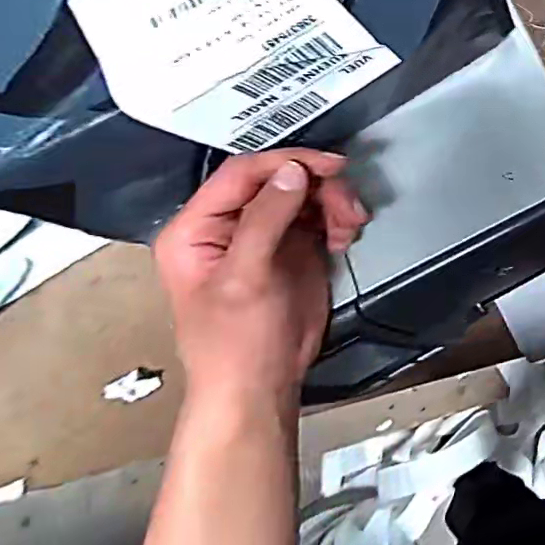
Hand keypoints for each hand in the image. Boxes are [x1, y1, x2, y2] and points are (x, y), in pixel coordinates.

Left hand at [152, 149, 370, 408]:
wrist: (262, 381)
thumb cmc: (235, 344)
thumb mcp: (245, 279)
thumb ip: (266, 220)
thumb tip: (292, 173)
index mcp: (197, 229)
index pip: (243, 173)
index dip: (289, 163)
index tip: (330, 166)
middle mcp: (229, 225)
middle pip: (282, 179)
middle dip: (321, 188)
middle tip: (345, 208)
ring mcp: (264, 234)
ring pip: (306, 193)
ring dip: (335, 204)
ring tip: (347, 228)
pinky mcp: (294, 245)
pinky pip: (321, 213)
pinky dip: (339, 219)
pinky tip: (342, 238)